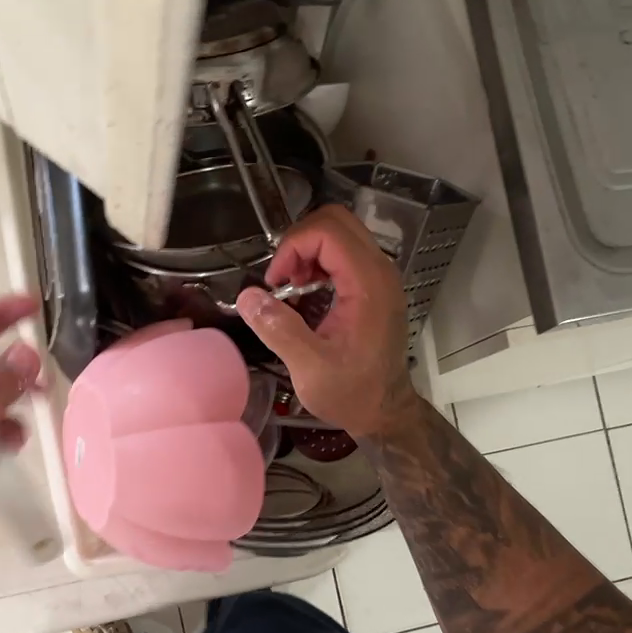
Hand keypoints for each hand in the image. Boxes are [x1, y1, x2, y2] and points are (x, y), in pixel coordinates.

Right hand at [236, 206, 411, 437]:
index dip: (293, 247)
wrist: (384, 411)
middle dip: (299, 243)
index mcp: (368, 284)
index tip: (275, 283)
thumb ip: (279, 329)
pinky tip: (306, 295)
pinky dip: (320, 263)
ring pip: (341, 234)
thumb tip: (247, 297)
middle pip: (337, 221)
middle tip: (282, 281)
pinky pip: (345, 254)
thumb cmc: (351, 393)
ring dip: (308, 252)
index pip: (328, 231)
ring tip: (291, 290)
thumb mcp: (309, 368)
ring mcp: (379, 277)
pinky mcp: (374, 287)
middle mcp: (379, 271)